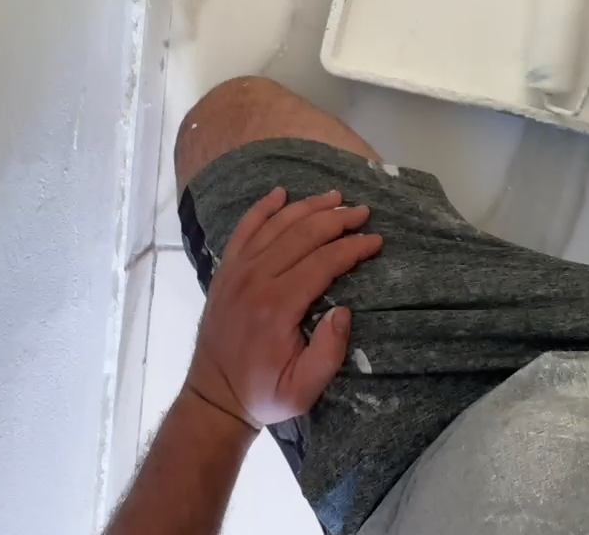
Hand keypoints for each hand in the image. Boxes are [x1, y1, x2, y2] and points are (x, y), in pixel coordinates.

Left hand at [185, 189, 382, 429]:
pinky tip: (281, 193)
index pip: (323, 262)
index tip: (375, 240)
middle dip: (337, 219)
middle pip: (303, 234)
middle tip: (363, 212)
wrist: (213, 396)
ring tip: (336, 197)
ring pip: (277, 224)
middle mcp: (256, 279)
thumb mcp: (302, 390)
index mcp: (277, 306)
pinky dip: (263, 207)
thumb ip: (328, 353)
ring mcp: (238, 270)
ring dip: (309, 206)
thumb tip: (344, 311)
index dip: (353, 248)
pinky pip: (245, 228)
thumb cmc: (263, 392)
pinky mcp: (226, 269)